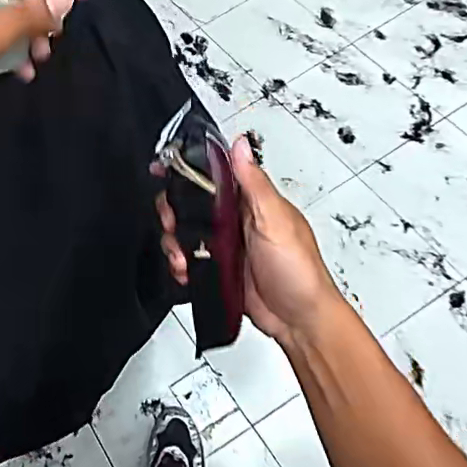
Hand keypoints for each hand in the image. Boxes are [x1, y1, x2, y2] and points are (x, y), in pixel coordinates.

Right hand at [153, 137, 343, 344]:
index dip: (188, 172)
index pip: (215, 176)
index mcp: (252, 201)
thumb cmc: (300, 271)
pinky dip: (181, 263)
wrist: (299, 321)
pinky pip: (190, 259)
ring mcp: (228, 245)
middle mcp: (238, 220)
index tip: (165, 171)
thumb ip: (254, 182)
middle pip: (193, 204)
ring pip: (187, 233)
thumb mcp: (275, 220)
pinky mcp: (220, 268)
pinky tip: (184, 270)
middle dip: (175, 211)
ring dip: (176, 242)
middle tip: (172, 222)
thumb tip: (241, 144)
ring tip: (181, 255)